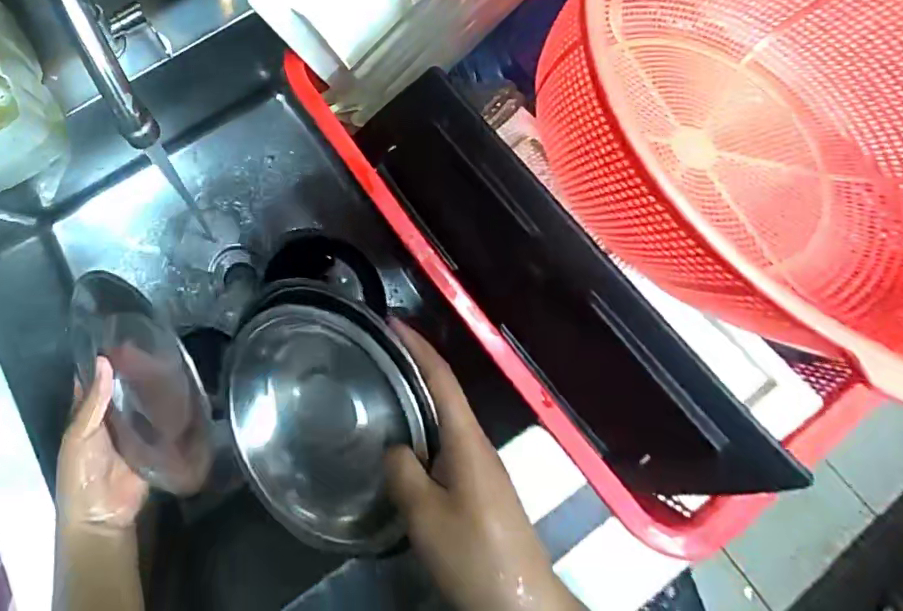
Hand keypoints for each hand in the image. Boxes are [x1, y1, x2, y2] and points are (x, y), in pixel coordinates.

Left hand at [54, 357, 148, 610]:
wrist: (101, 518)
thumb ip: (93, 401)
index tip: (122, 333)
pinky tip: (180, 390)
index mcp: (87, 410)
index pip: (96, 377)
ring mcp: (131, 429)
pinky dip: (167, 410)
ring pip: (141, 401)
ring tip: (169, 359)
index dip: (105, 357)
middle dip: (133, 369)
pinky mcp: (150, 443)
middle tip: (153, 343)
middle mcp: (110, 415)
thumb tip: (104, 360)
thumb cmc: (80, 474)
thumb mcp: (79, 434)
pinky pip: (159, 423)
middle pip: (122, 386)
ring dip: (151, 386)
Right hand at [383, 320, 581, 610]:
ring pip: (445, 420)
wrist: (526, 609)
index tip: (390, 321)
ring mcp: (483, 470)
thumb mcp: (424, 514)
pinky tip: (403, 443)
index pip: (442, 377)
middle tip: (376, 352)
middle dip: (414, 365)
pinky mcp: (481, 492)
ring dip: (417, 397)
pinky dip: (422, 428)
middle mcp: (478, 447)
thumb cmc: (475, 554)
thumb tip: (395, 448)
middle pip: (445, 393)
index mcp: (467, 441)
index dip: (417, 345)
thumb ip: (402, 470)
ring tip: (382, 389)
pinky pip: (446, 444)